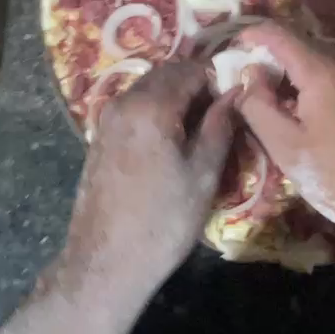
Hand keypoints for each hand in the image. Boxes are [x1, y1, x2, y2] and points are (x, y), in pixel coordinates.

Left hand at [58, 62, 233, 298]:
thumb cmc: (163, 221)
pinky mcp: (99, 136)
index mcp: (151, 105)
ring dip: (174, 95)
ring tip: (199, 126)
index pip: (190, 70)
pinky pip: (133, 107)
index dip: (216, 77)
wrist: (105, 263)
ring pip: (148, 88)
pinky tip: (171, 138)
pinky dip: (155, 109)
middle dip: (194, 83)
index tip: (235, 96)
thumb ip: (220, 126)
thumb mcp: (203, 175)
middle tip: (220, 109)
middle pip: (166, 74)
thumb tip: (234, 92)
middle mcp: (124, 101)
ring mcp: (107, 118)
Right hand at [235, 22, 334, 268]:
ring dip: (304, 78)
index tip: (236, 48)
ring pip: (329, 62)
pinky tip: (326, 122)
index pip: (280, 34)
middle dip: (278, 63)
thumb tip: (249, 74)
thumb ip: (258, 105)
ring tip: (292, 112)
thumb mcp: (286, 148)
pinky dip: (329, 87)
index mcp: (325, 71)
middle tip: (259, 92)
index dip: (253, 35)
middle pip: (305, 47)